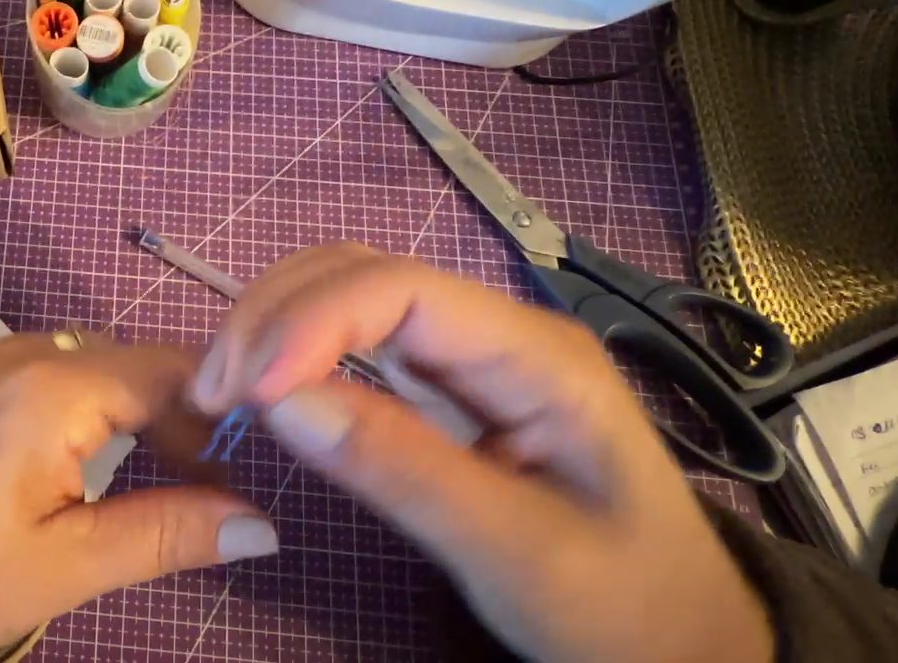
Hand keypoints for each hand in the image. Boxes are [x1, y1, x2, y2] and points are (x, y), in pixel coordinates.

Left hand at [0, 335, 278, 661]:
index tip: (254, 459)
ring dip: (136, 410)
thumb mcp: (62, 567)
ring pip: (95, 363)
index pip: (166, 371)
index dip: (219, 409)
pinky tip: (95, 454)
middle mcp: (25, 349)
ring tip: (167, 474)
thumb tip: (261, 524)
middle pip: (131, 363)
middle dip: (181, 415)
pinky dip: (90, 404)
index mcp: (51, 388)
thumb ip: (165, 533)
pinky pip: (54, 370)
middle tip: (215, 484)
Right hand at [188, 244, 773, 662]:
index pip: (400, 289)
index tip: (252, 391)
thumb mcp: (523, 558)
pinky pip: (344, 336)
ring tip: (222, 385)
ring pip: (340, 291)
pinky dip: (287, 350)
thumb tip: (281, 403)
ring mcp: (457, 347)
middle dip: (274, 314)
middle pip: (357, 272)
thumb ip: (406, 473)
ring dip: (270, 325)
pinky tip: (258, 384)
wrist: (683, 640)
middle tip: (214, 388)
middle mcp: (488, 327)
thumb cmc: (625, 609)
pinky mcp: (431, 377)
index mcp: (534, 353)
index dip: (312, 320)